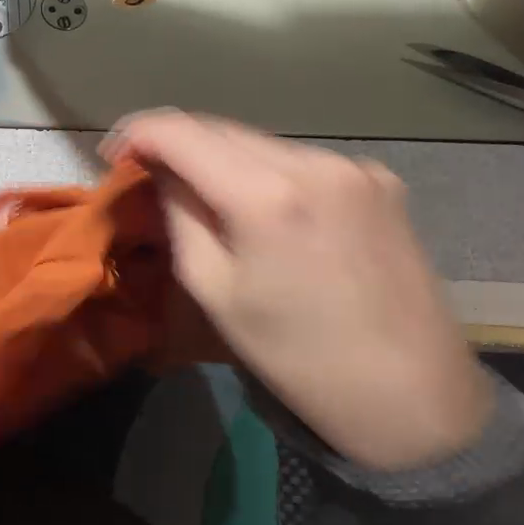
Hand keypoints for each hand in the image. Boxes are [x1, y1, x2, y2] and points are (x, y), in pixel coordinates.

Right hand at [104, 110, 492, 472]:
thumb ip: (179, 213)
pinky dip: (258, 167)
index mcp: (266, 194)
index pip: (179, 131)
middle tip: (142, 171)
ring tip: (194, 189)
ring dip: (215, 154)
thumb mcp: (210, 286)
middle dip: (172, 142)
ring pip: (256, 140)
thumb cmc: (293, 352)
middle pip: (217, 128)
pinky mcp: (378, 181)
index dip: (135, 133)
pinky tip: (252, 201)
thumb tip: (161, 171)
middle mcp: (314, 164)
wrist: (412, 397)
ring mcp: (353, 169)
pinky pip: (294, 157)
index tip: (111, 155)